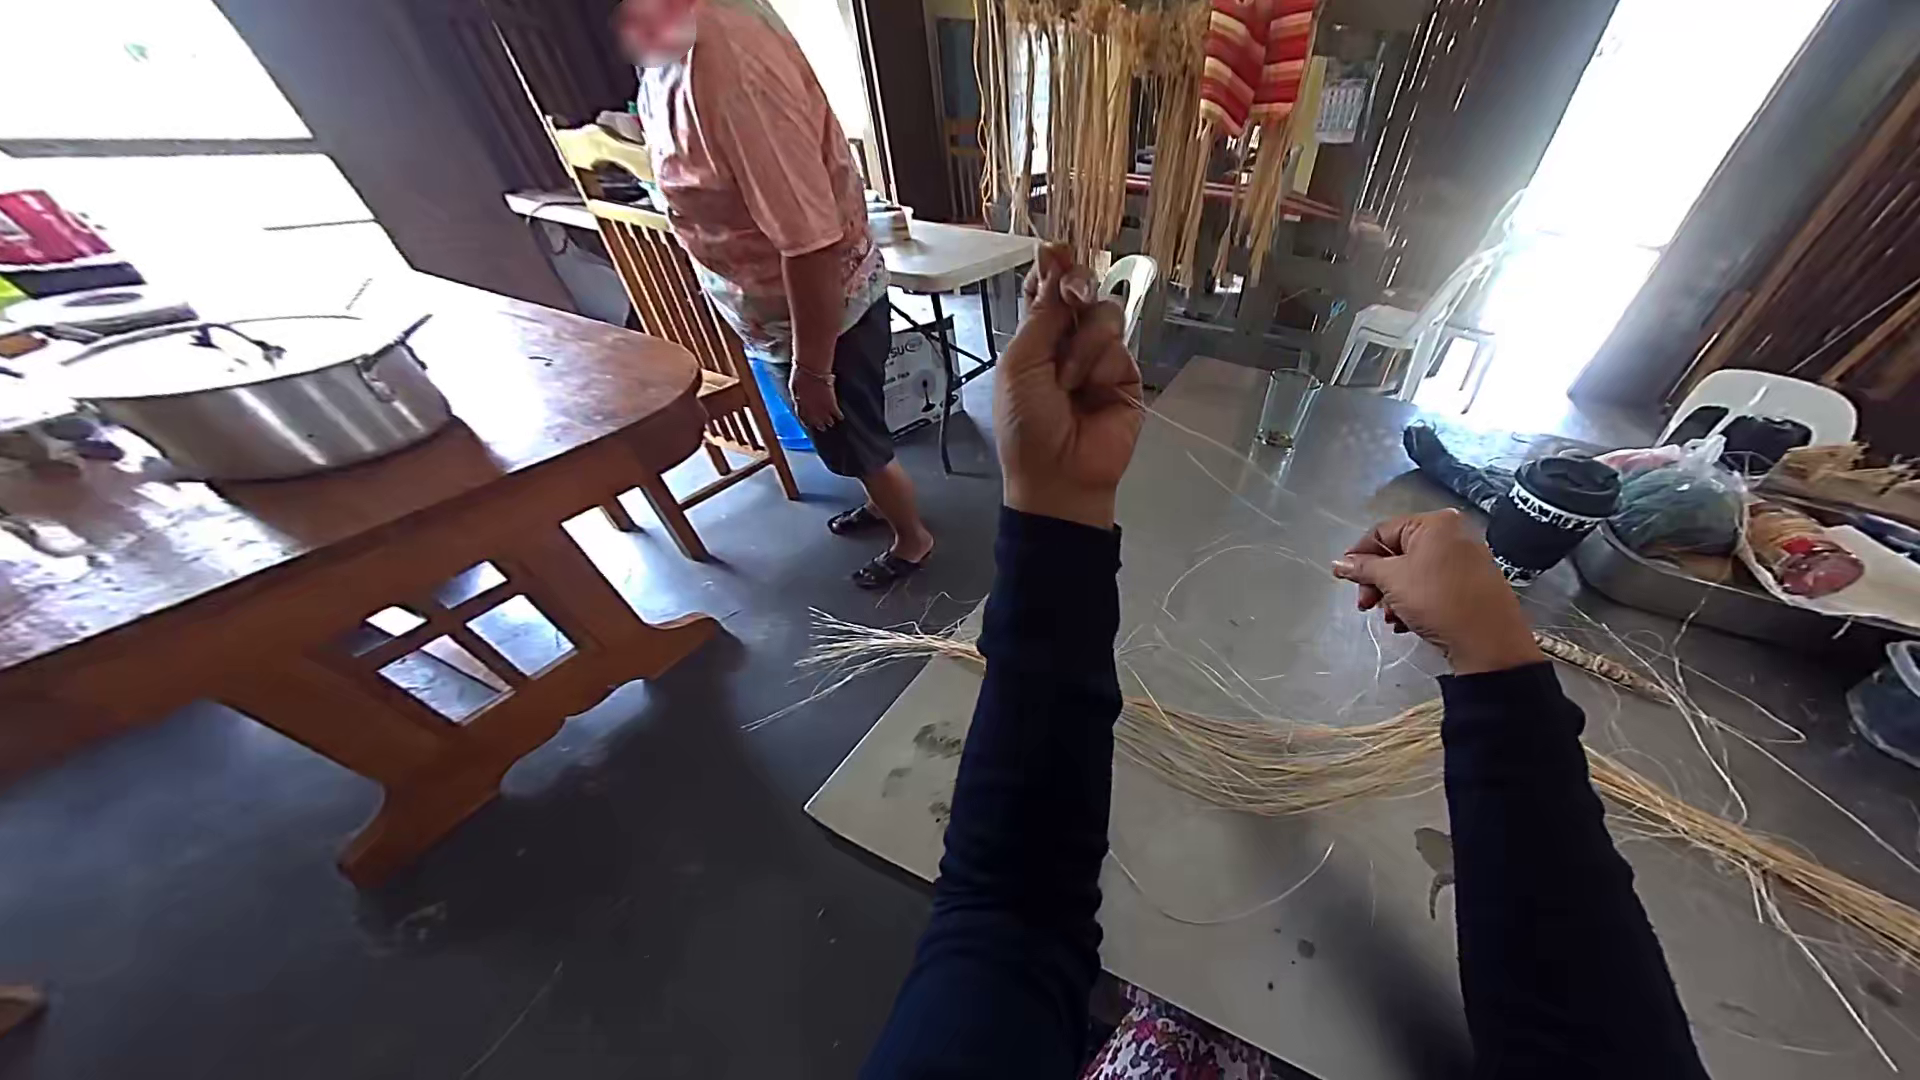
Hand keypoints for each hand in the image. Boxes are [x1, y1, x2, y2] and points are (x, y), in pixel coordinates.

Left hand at [789, 364, 840, 428]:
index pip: (803, 417)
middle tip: (822, 428)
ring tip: (831, 423)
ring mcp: (822, 407)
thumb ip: (797, 396)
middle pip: (816, 421)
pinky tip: (841, 417)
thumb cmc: (800, 375)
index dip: (805, 422)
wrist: (811, 370)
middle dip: (819, 425)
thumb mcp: (794, 386)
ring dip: (829, 422)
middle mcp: (811, 409)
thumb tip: (798, 400)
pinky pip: (836, 413)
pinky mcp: (831, 403)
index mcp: (800, 405)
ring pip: (826, 420)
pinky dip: (839, 416)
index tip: (808, 425)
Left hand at [995, 243, 1143, 528]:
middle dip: (1075, 290)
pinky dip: (1099, 364)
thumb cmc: (1026, 423)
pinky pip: (1118, 344)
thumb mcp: (1020, 364)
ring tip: (1067, 383)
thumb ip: (1041, 314)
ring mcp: (1098, 357)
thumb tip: (1054, 259)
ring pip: (1104, 313)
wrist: (1059, 473)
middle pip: (1081, 291)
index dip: (1053, 269)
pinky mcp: (1125, 373)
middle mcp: (1067, 342)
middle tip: (1071, 299)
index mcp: (1034, 340)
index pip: (1047, 291)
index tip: (1057, 251)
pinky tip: (1087, 392)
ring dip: (1082, 345)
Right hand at [1329, 509, 1544, 674]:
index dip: (1359, 555)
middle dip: (1376, 581)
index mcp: (1435, 525)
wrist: (1489, 642)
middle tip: (1366, 603)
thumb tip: (1338, 564)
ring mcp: (1465, 560)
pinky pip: (1430, 585)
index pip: (1381, 532)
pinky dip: (1412, 601)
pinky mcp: (1471, 584)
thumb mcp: (1390, 580)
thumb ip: (1361, 567)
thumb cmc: (1437, 600)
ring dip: (1391, 595)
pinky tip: (1405, 621)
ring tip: (1389, 617)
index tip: (1345, 577)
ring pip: (1410, 572)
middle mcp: (1453, 535)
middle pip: (1395, 554)